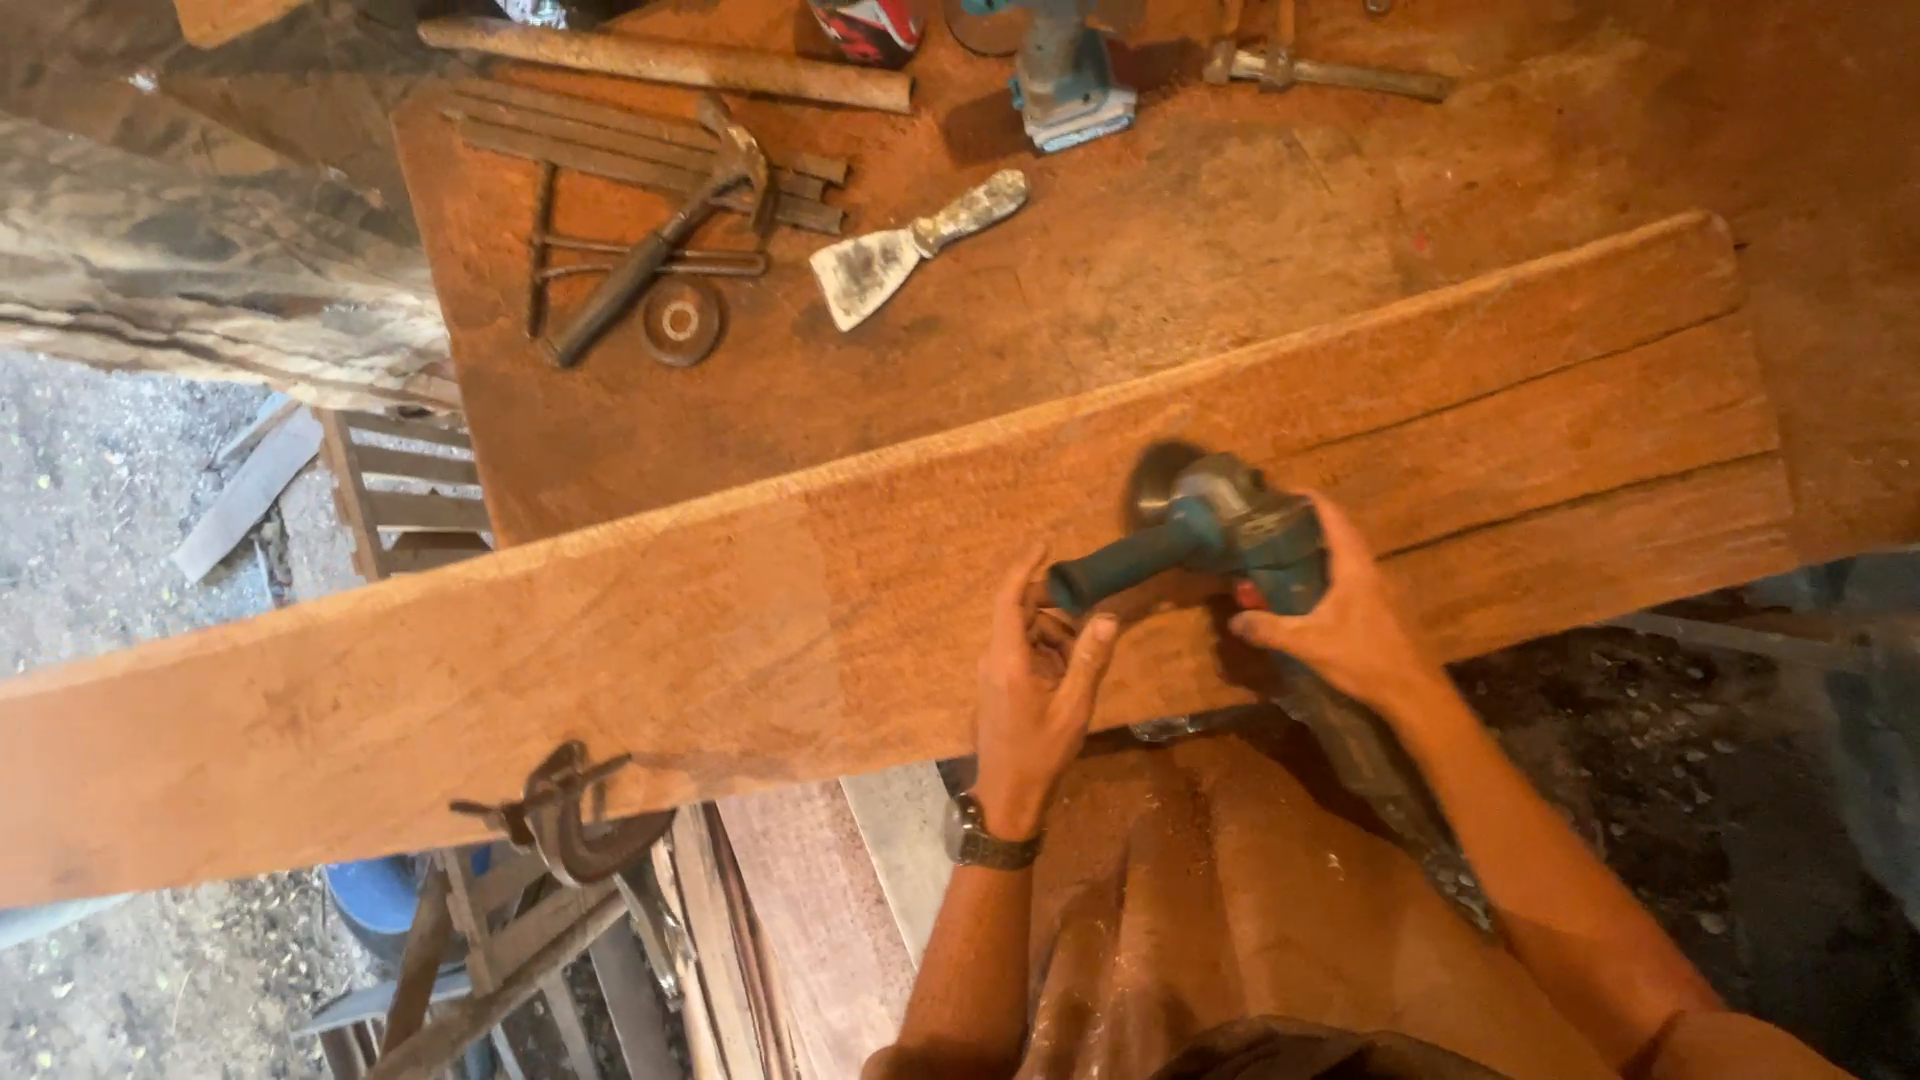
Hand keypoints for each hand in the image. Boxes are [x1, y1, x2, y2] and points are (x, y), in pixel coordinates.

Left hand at [972, 543, 1119, 839]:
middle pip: (1021, 612)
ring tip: (1080, 667)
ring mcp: (992, 670)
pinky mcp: (997, 682)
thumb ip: (1090, 659)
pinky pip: (1022, 651)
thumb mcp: (1075, 707)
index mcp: (1008, 658)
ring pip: (1026, 633)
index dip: (1025, 567)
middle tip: (1088, 625)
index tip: (1045, 545)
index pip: (1009, 598)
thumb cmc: (1041, 752)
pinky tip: (1067, 679)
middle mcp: (994, 657)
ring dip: (1055, 637)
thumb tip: (1109, 616)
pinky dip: (1047, 654)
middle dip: (1055, 611)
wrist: (1008, 794)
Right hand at [1227, 491, 1439, 712]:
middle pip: (1342, 532)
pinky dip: (1330, 568)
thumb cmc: (1364, 659)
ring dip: (1322, 546)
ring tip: (1289, 548)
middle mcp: (1370, 570)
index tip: (1285, 491)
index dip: (1311, 500)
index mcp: (1354, 569)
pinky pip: (1352, 574)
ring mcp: (1380, 589)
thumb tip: (1235, 620)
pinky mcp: (1383, 607)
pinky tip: (1311, 586)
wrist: (1415, 693)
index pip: (1334, 519)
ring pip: (1348, 554)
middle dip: (1311, 521)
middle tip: (1277, 521)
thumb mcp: (1309, 645)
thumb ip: (1269, 629)